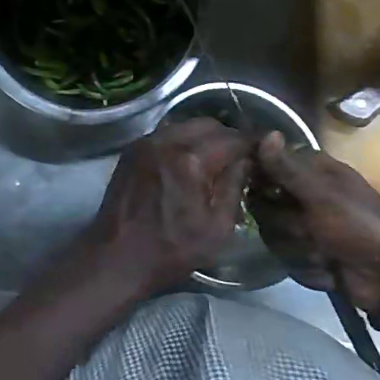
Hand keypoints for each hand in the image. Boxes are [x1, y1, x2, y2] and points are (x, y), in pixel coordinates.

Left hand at [72, 115, 252, 297]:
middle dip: (228, 137)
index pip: (232, 138)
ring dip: (204, 137)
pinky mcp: (133, 148)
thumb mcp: (217, 228)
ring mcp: (147, 141)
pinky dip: (182, 140)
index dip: (251, 143)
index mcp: (190, 160)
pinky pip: (167, 133)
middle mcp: (167, 140)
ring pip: (185, 125)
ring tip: (214, 160)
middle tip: (239, 157)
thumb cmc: (170, 249)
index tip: (263, 150)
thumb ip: (234, 187)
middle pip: (208, 124)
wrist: (115, 256)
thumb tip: (246, 160)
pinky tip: (188, 161)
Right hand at [251, 132, 379, 332]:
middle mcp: (300, 195)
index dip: (262, 183)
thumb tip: (266, 132)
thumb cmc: (360, 224)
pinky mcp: (305, 255)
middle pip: (263, 208)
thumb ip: (287, 168)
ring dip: (302, 251)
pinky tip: (331, 269)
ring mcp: (302, 227)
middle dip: (289, 227)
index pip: (264, 167)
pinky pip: (286, 262)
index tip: (271, 195)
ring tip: (327, 254)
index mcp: (307, 170)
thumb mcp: (323, 194)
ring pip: (273, 237)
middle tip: (313, 230)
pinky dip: (310, 270)